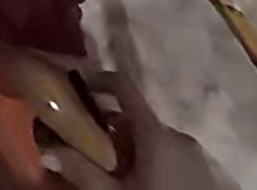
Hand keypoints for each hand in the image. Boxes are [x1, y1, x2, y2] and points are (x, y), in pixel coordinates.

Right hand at [49, 71, 235, 189]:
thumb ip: (80, 168)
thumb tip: (46, 146)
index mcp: (157, 133)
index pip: (123, 84)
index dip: (96, 78)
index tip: (74, 87)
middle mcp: (180, 137)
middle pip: (135, 117)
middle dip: (109, 126)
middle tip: (88, 144)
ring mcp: (199, 160)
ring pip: (152, 139)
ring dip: (130, 147)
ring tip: (112, 170)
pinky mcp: (209, 180)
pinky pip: (171, 157)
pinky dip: (151, 162)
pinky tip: (140, 183)